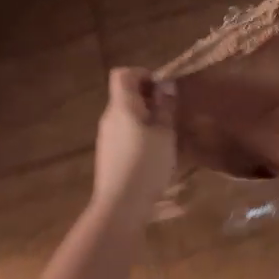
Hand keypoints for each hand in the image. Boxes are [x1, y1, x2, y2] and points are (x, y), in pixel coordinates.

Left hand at [91, 68, 176, 218]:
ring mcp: (106, 137)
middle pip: (124, 95)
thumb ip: (165, 107)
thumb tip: (165, 84)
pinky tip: (155, 153)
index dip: (143, 74)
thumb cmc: (146, 164)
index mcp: (121, 106)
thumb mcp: (164, 133)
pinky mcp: (109, 155)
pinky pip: (125, 134)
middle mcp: (109, 118)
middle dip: (148, 97)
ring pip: (126, 116)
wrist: (121, 205)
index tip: (163, 87)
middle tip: (171, 112)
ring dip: (146, 118)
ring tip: (167, 134)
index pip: (123, 74)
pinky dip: (139, 134)